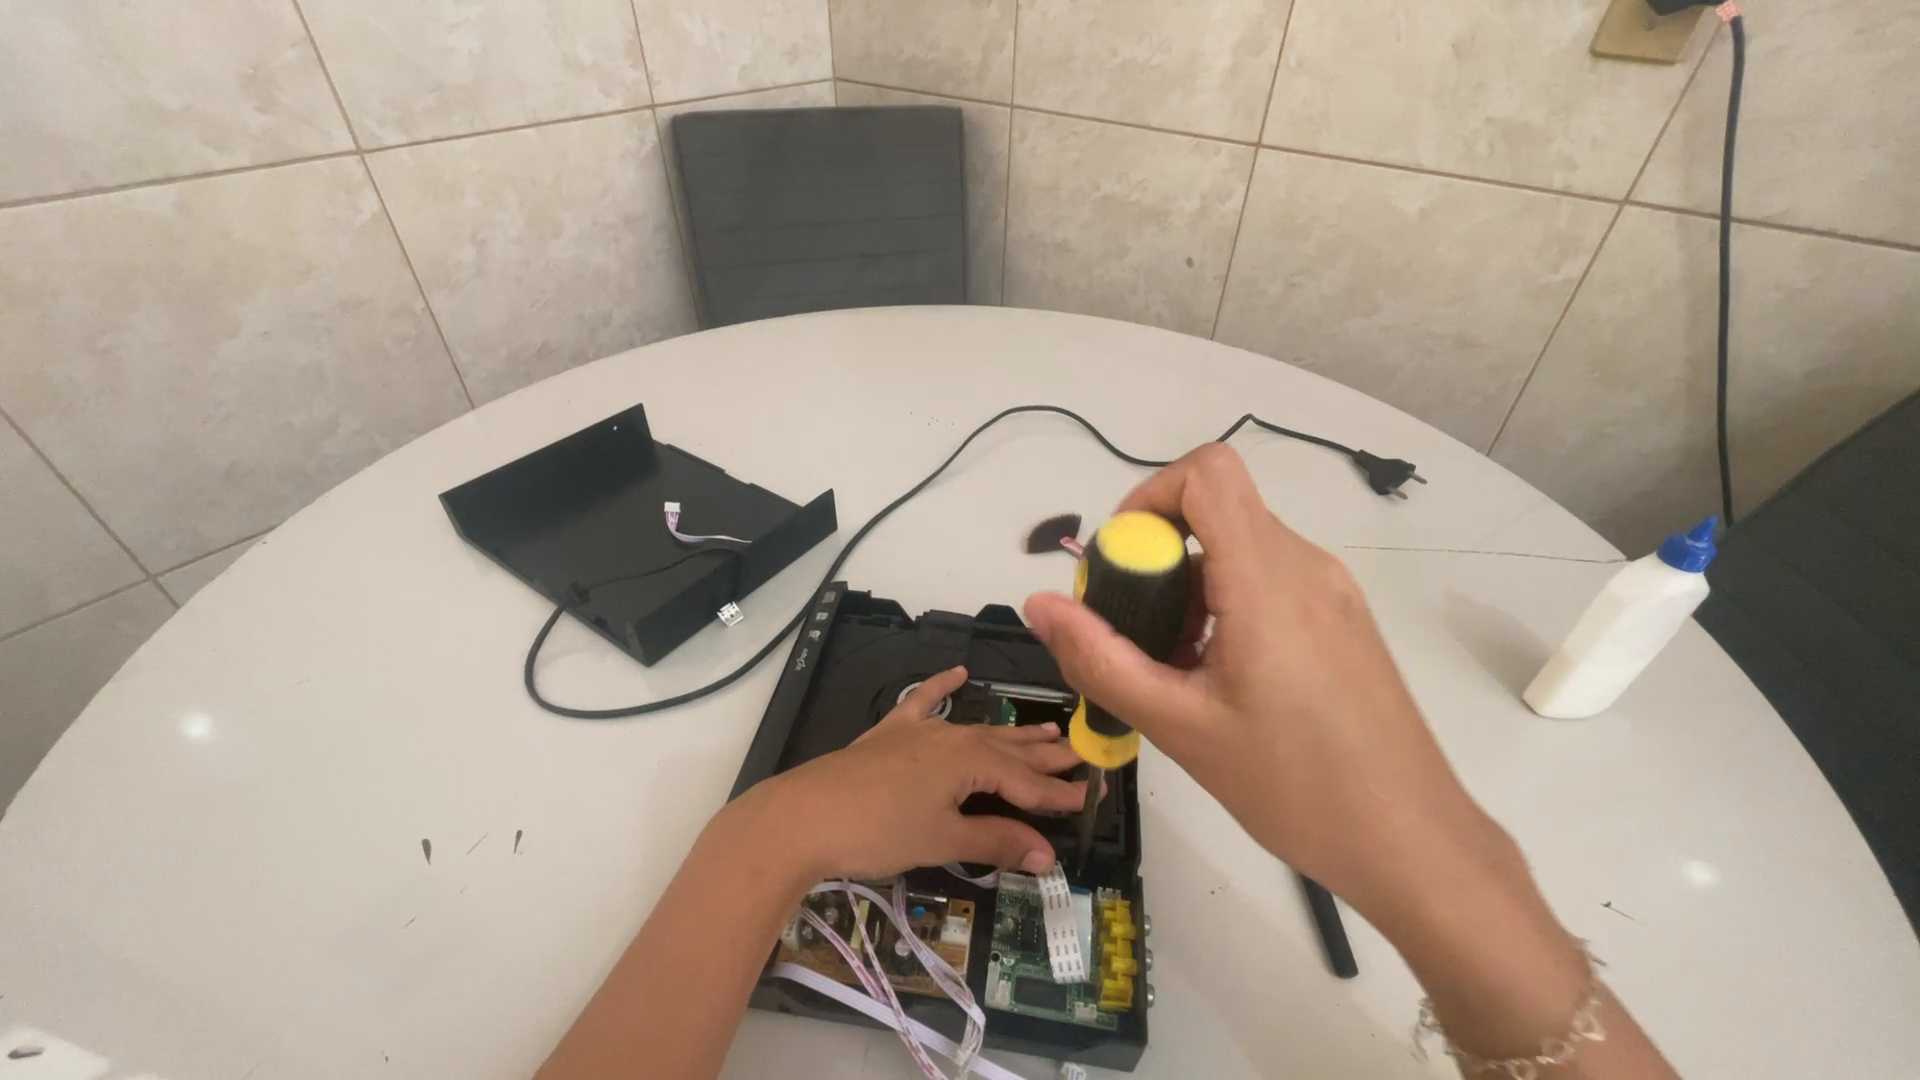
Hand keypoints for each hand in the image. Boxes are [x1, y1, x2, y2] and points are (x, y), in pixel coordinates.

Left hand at [729, 666, 1088, 882]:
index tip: (1089, 797)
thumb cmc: (877, 831)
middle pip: (1007, 748)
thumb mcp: (942, 839)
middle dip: (1045, 756)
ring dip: (1010, 734)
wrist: (803, 816)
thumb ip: (996, 840)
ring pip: (976, 729)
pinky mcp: (889, 734)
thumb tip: (1048, 854)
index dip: (1057, 792)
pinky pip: (922, 703)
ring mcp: (918, 731)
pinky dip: (940, 687)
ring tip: (1047, 729)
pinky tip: (956, 672)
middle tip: (1080, 756)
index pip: (1025, 780)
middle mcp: (950, 737)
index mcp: (968, 761)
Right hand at [1023, 444, 1497, 913]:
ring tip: (1171, 669)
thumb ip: (1100, 658)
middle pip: (1214, 512)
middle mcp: (1306, 566)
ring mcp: (1331, 592)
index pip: (1206, 473)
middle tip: (1131, 635)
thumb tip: (1038, 603)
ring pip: (1238, 550)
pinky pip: (1267, 581)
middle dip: (1154, 559)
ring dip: (1186, 590)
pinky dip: (1222, 606)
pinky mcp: (1341, 620)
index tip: (1118, 568)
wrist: (1413, 843)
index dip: (1147, 499)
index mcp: (1267, 579)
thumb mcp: (1178, 726)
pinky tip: (1214, 677)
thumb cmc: (1294, 786)